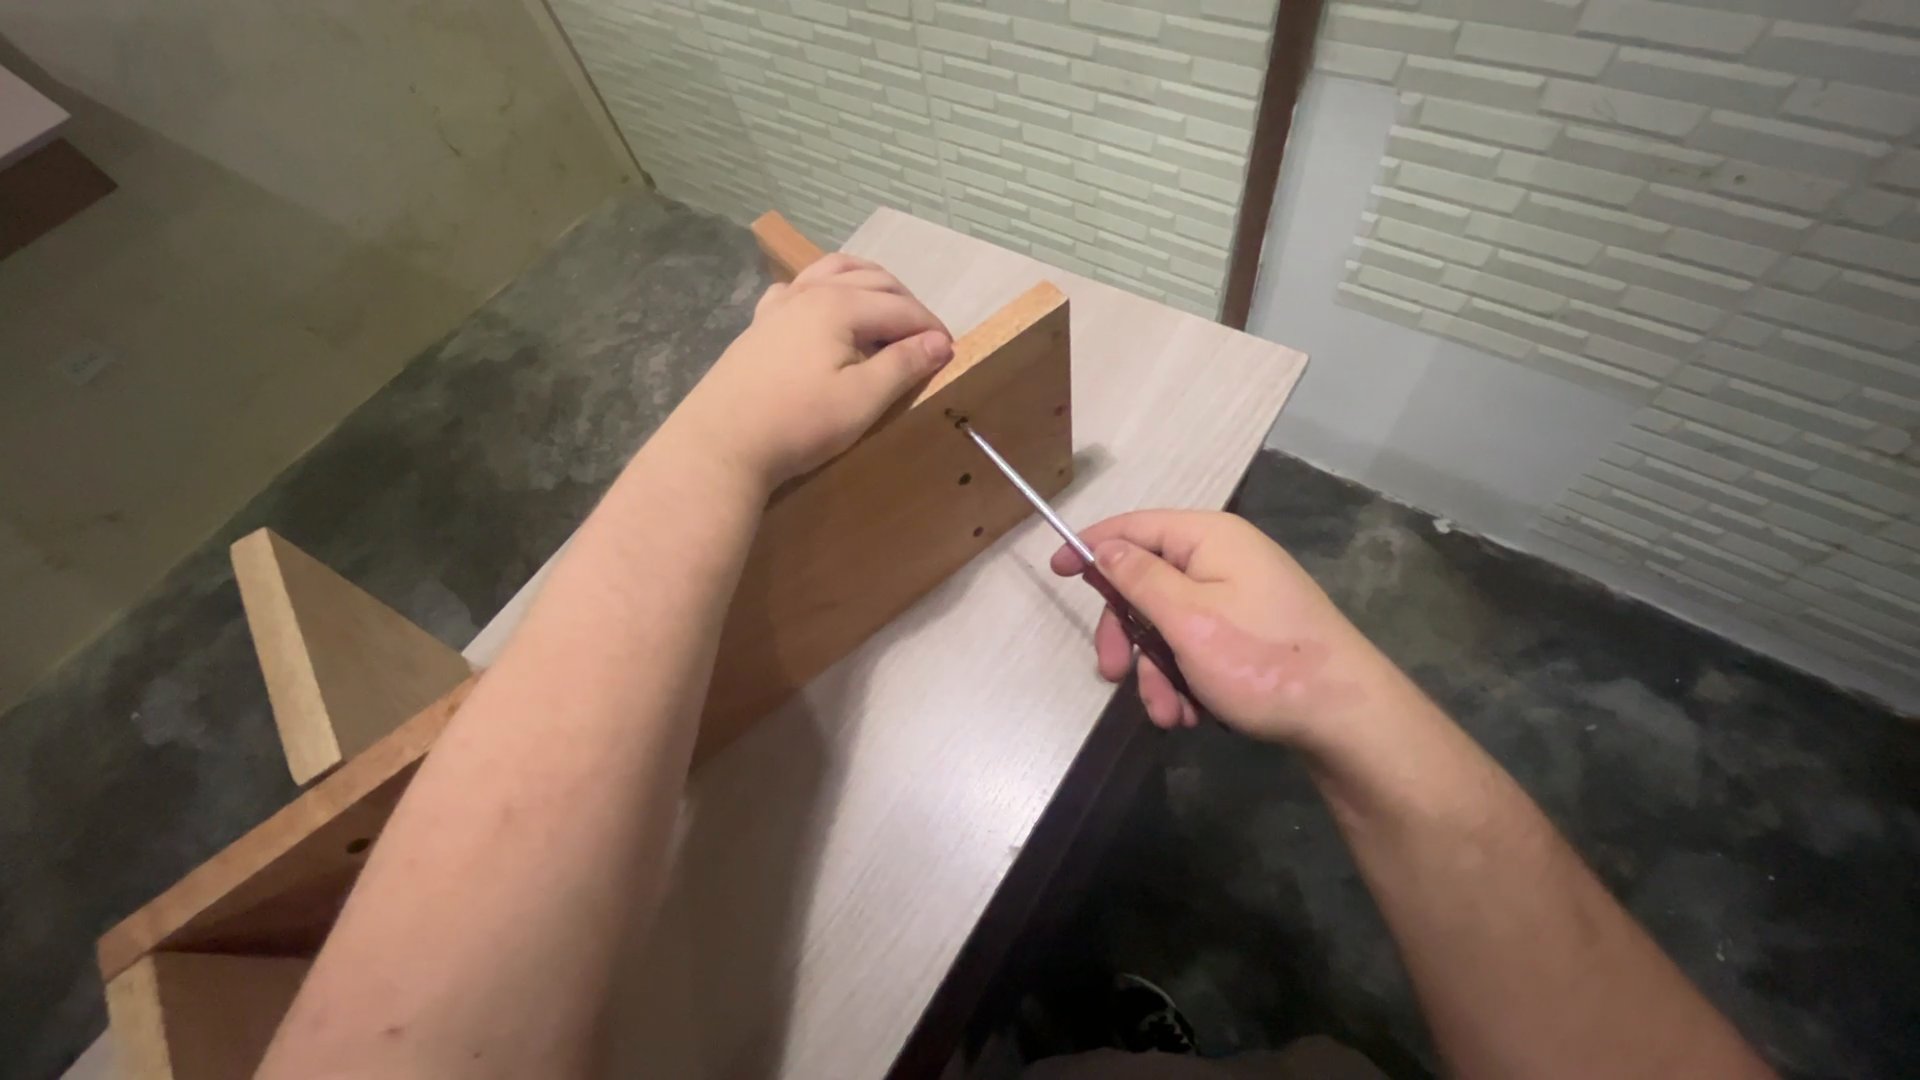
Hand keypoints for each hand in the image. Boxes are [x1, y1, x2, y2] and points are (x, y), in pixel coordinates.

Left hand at [669, 254, 952, 488]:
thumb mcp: (863, 399)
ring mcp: (780, 304)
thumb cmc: (800, 422)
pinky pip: (800, 288)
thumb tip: (940, 342)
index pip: (900, 306)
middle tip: (925, 339)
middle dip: (906, 304)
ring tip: (887, 311)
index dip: (930, 328)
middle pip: (872, 281)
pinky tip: (827, 309)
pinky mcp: (761, 324)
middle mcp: (810, 291)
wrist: (724, 442)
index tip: (950, 353)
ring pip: (835, 272)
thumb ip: (904, 365)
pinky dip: (827, 289)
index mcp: (840, 305)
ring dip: (869, 285)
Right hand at [1050, 510, 1396, 746]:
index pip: (1134, 527)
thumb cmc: (1262, 661)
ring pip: (1167, 624)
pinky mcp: (1248, 632)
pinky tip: (1191, 713)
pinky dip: (1183, 678)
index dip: (1091, 546)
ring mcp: (1238, 597)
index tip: (1056, 570)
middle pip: (1146, 583)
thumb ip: (1138, 578)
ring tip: (1168, 713)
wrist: (1348, 720)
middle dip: (1126, 634)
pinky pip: (1195, 644)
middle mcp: (1223, 559)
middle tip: (1110, 672)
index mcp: (1209, 539)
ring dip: (1155, 670)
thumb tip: (1103, 547)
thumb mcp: (1187, 619)